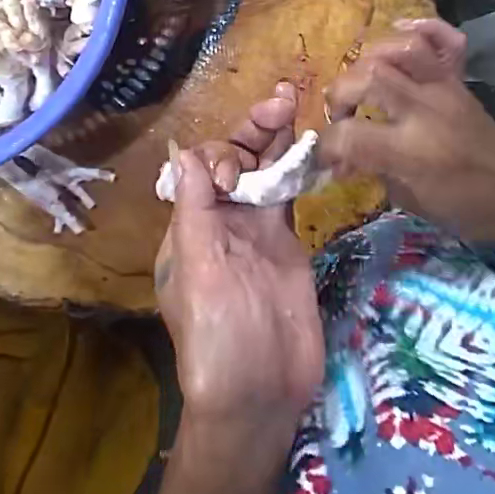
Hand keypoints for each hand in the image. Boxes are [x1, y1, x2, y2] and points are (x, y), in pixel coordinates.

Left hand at [155, 83, 322, 440]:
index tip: (233, 180)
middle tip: (279, 100)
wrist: (260, 393)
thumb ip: (195, 211)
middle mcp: (222, 218)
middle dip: (252, 129)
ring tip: (290, 101)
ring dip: (276, 137)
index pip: (202, 169)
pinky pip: (290, 193)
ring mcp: (257, 228)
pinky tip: (309, 142)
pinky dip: (298, 167)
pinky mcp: (287, 240)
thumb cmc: (216, 339)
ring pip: (266, 170)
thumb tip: (186, 151)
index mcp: (190, 225)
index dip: (220, 159)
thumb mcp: (198, 274)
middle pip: (238, 160)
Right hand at [320, 19, 494, 242]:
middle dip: (340, 93)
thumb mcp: (411, 201)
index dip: (327, 146)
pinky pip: (442, 39)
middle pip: (370, 77)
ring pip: (401, 49)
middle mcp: (426, 109)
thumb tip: (338, 159)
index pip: (351, 135)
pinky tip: (398, 34)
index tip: (325, 156)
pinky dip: (419, 27)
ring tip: (362, 81)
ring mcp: (444, 89)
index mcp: (412, 150)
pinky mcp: (457, 80)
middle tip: (339, 114)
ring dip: (369, 60)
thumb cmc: (464, 207)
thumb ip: (372, 171)